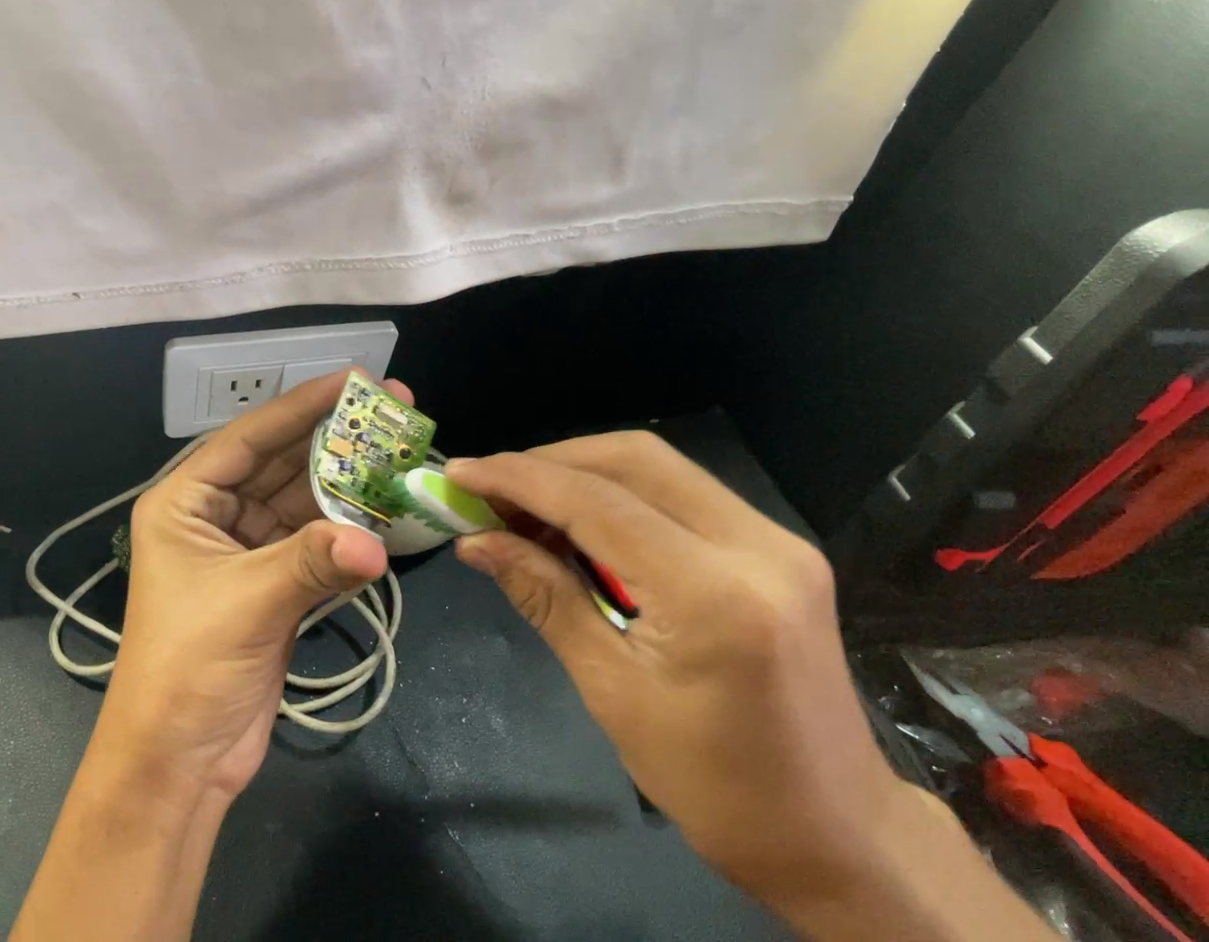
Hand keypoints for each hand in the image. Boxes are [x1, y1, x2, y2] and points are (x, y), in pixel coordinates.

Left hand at [96, 372, 402, 799]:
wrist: (178, 757)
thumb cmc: (188, 666)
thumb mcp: (247, 602)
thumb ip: (313, 561)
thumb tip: (378, 540)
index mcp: (183, 504)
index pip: (247, 440)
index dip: (299, 407)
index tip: (352, 379)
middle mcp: (212, 519)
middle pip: (279, 465)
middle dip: (332, 439)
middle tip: (392, 409)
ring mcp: (244, 554)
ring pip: (301, 504)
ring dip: (345, 484)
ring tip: (399, 454)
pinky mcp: (271, 588)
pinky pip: (314, 544)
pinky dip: (347, 531)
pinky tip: (385, 510)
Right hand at [443, 432, 906, 901]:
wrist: (832, 829)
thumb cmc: (711, 782)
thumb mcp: (611, 690)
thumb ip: (545, 597)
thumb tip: (475, 542)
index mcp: (713, 595)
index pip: (597, 503)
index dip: (518, 479)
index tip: (457, 473)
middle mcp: (756, 547)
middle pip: (634, 460)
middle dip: (548, 462)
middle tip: (486, 488)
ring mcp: (777, 542)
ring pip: (660, 469)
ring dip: (582, 474)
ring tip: (520, 506)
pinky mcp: (778, 549)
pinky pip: (683, 496)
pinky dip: (620, 497)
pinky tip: (578, 525)